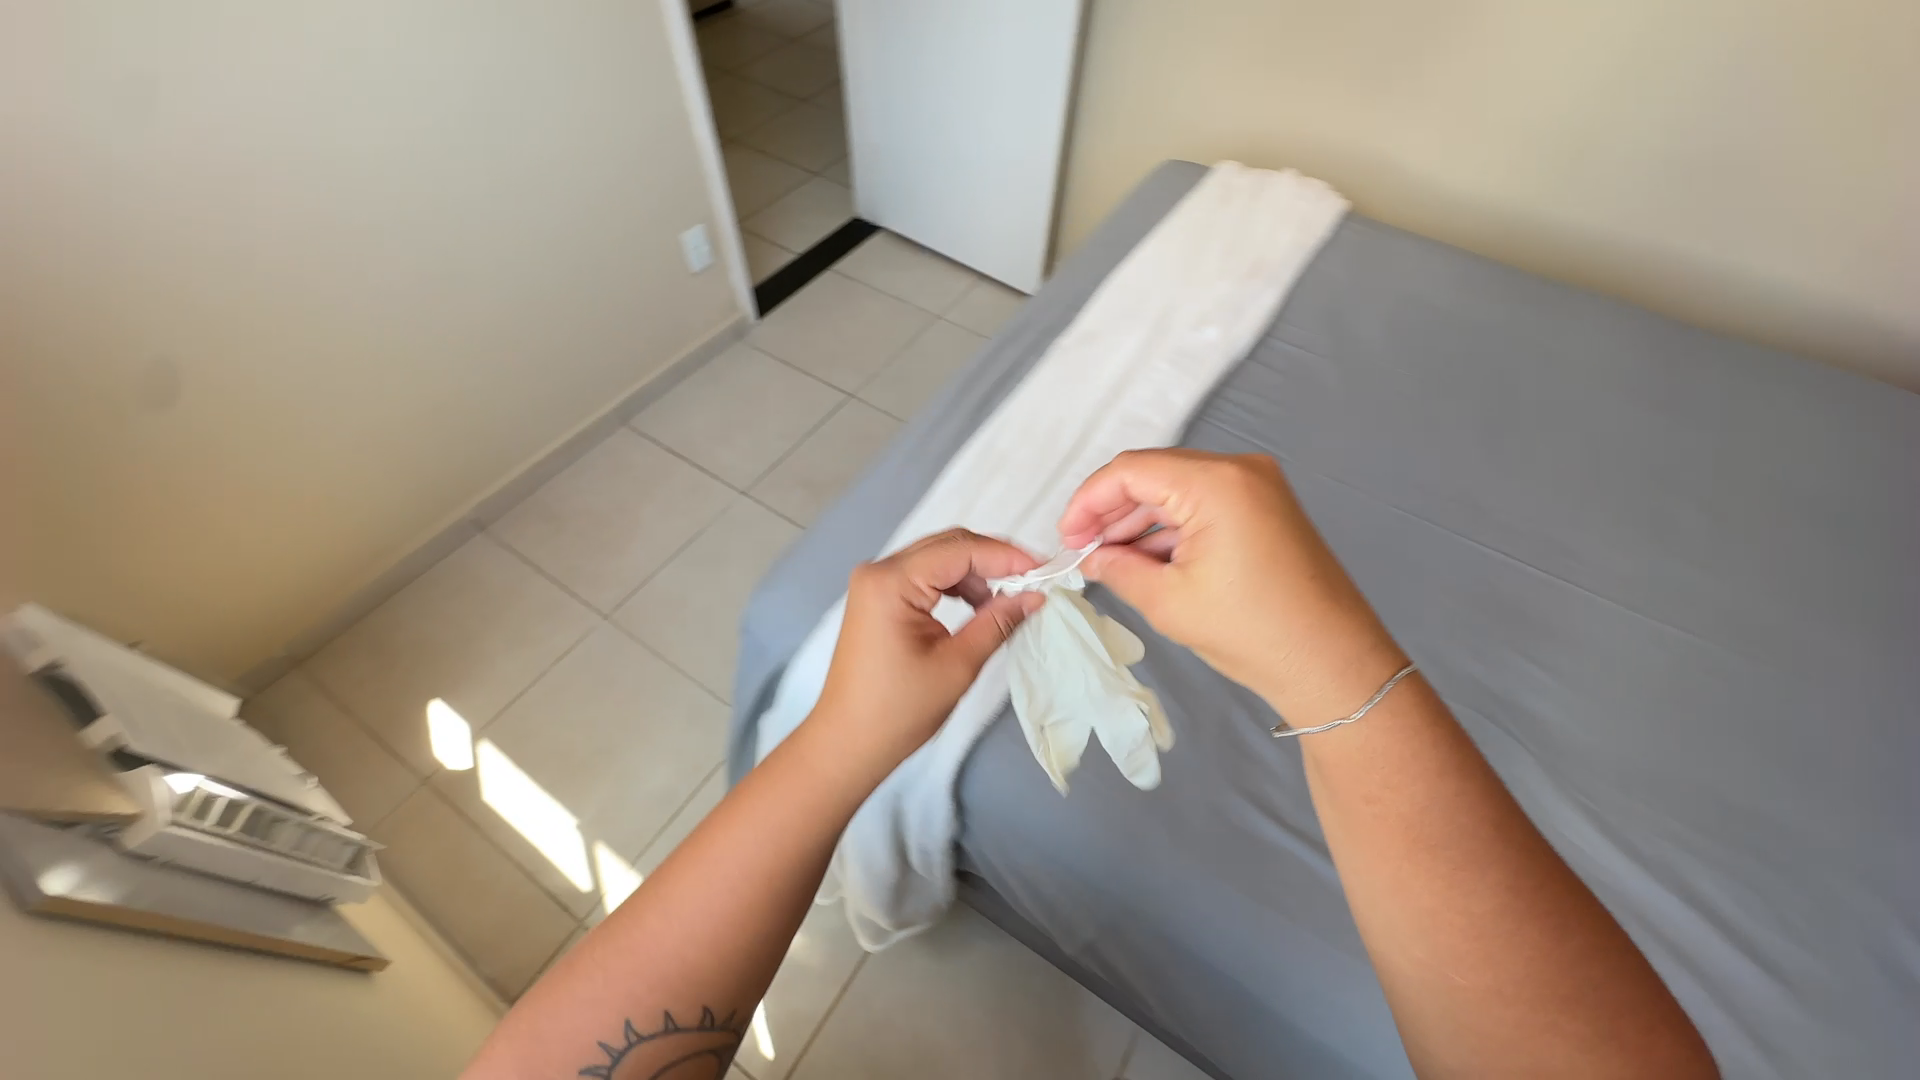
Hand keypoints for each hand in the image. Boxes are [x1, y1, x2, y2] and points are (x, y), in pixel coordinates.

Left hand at [811, 529, 1044, 771]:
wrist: (848, 742)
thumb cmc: (900, 709)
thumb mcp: (957, 665)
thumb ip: (998, 622)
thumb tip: (1036, 595)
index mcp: (892, 581)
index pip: (960, 550)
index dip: (1006, 556)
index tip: (1045, 569)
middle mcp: (879, 570)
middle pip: (947, 545)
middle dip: (992, 559)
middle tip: (1032, 580)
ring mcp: (874, 582)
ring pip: (937, 557)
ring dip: (974, 572)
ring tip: (1004, 600)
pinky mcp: (877, 597)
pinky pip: (923, 575)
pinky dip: (954, 583)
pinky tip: (976, 605)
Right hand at [1058, 449, 1403, 716]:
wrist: (1332, 664)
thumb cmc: (1251, 632)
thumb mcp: (1167, 601)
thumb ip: (1117, 568)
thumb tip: (1091, 557)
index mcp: (1216, 482)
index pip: (1130, 471)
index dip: (1088, 501)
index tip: (1066, 536)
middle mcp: (1239, 469)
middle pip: (1153, 475)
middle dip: (1111, 511)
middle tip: (1081, 549)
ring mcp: (1258, 487)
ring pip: (1176, 490)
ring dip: (1139, 521)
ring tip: (1107, 559)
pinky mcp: (1265, 508)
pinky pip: (1202, 505)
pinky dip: (1170, 528)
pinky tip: (1144, 559)